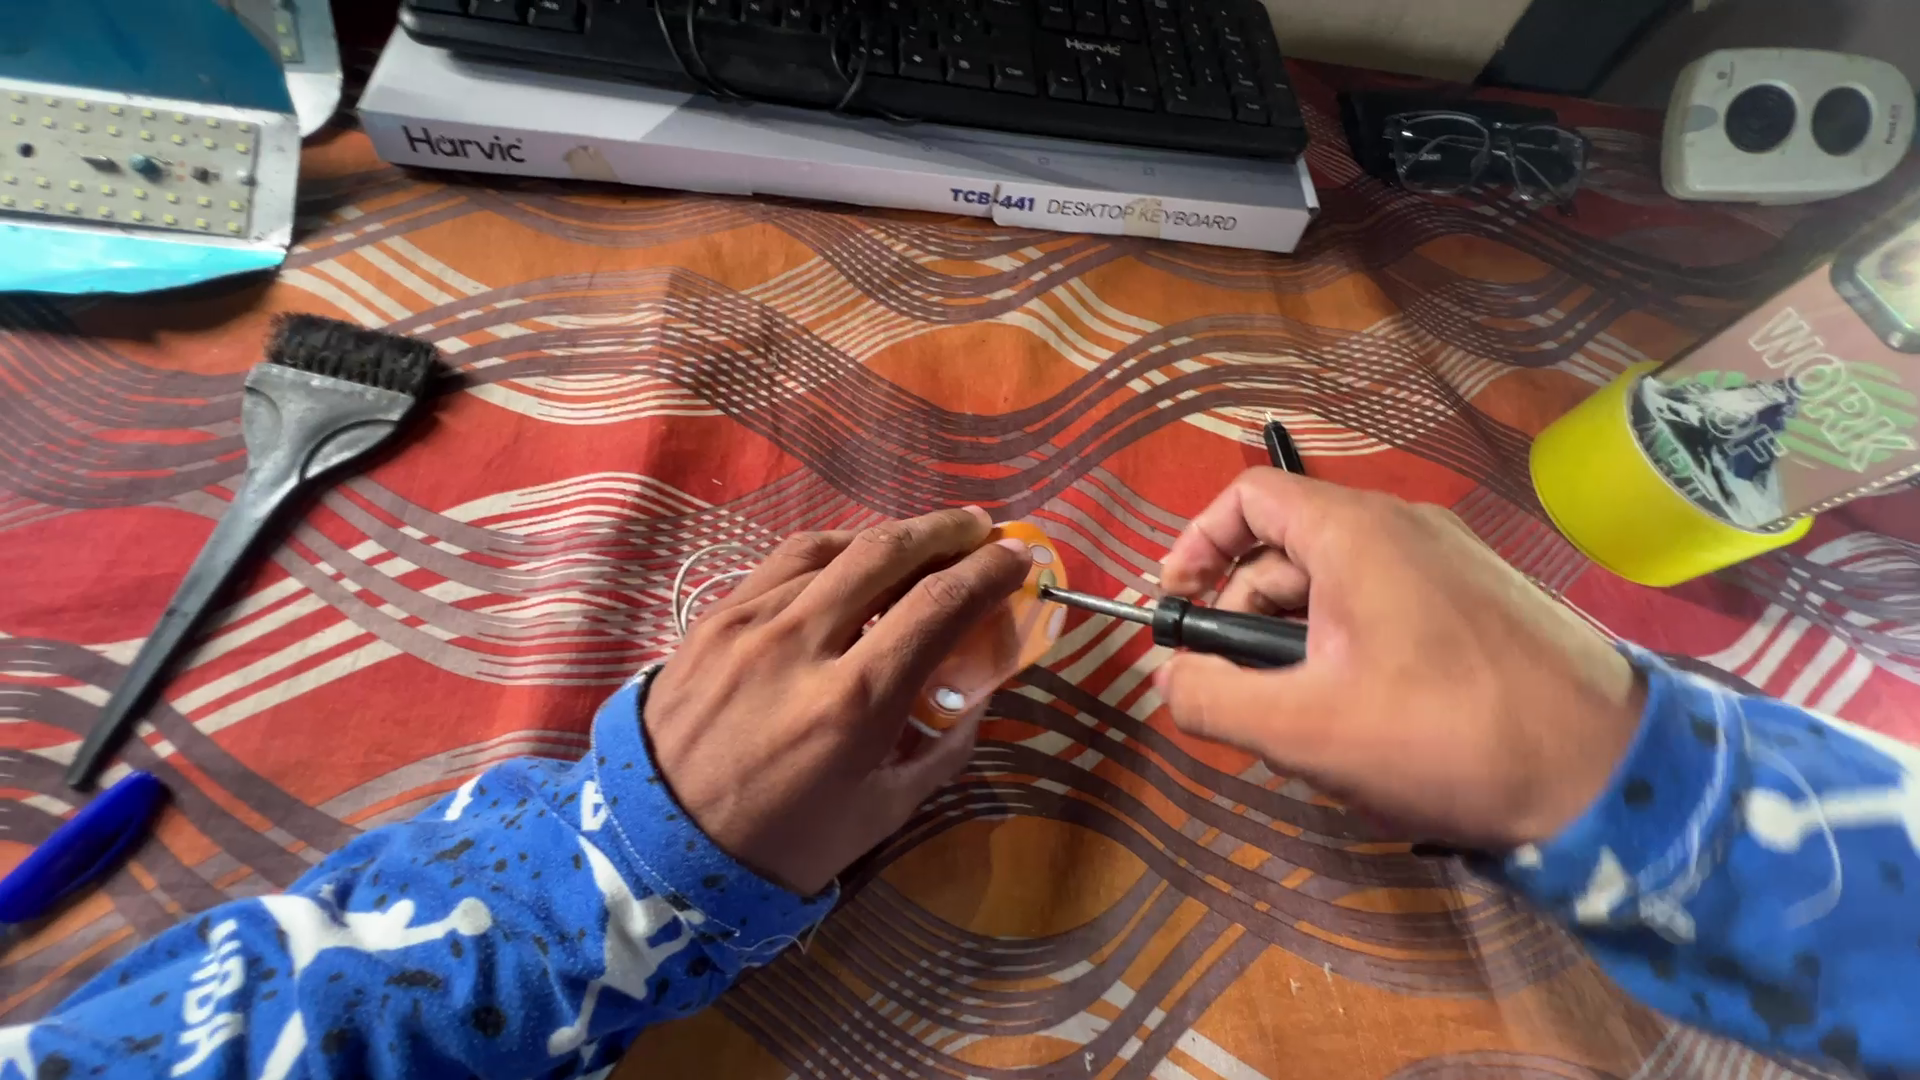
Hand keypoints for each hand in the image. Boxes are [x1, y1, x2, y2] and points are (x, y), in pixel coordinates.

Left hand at [644, 507, 1029, 893]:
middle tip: (979, 527)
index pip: (939, 606)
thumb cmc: (782, 845)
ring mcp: (749, 623)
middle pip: (887, 553)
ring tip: (923, 539)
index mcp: (853, 704)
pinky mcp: (712, 617)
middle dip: (946, 530)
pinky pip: (784, 561)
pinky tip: (852, 556)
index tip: (1018, 555)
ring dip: (891, 535)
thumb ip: (942, 745)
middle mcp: (801, 645)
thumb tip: (975, 688)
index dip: (989, 571)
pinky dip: (833, 549)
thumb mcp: (883, 813)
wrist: (654, 850)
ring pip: (834, 547)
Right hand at [1156, 469, 1644, 848]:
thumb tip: (1165, 680)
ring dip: (1290, 638)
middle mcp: (1400, 526)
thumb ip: (1212, 699)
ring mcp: (1445, 560)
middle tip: (1240, 685)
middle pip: (1282, 547)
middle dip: (1242, 613)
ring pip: (1329, 582)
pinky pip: (1377, 602)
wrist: (1618, 779)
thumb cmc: (1445, 735)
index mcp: (1354, 531)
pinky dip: (1340, 643)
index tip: (1178, 601)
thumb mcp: (1304, 728)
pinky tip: (1355, 708)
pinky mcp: (1474, 597)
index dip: (1196, 542)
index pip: (1246, 498)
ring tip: (1301, 711)